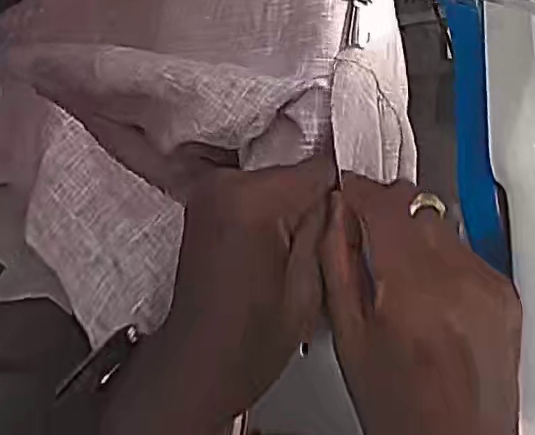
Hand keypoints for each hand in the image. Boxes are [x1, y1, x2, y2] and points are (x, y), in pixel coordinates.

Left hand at [102, 156, 334, 433]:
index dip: (336, 195)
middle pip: (294, 172)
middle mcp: (226, 184)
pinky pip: (254, 187)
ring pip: (275, 177)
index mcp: (253, 201)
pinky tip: (267, 244)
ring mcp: (211, 189)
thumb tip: (339, 191)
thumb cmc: (247, 343)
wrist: (196, 367)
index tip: (338, 220)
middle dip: (310, 201)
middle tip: (310, 246)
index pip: (318, 168)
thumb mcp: (307, 289)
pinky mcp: (205, 198)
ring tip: (284, 250)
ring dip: (288, 204)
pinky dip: (267, 207)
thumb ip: (327, 227)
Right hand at [321, 175, 521, 434]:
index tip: (348, 190)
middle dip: (387, 212)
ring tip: (404, 280)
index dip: (360, 190)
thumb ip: (337, 261)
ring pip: (440, 224)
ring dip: (417, 236)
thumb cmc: (401, 409)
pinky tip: (434, 296)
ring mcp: (486, 282)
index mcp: (413, 287)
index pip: (384, 203)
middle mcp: (457, 276)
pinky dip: (445, 259)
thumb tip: (337, 209)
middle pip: (415, 205)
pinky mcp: (506, 291)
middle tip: (369, 238)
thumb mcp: (349, 336)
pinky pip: (466, 249)